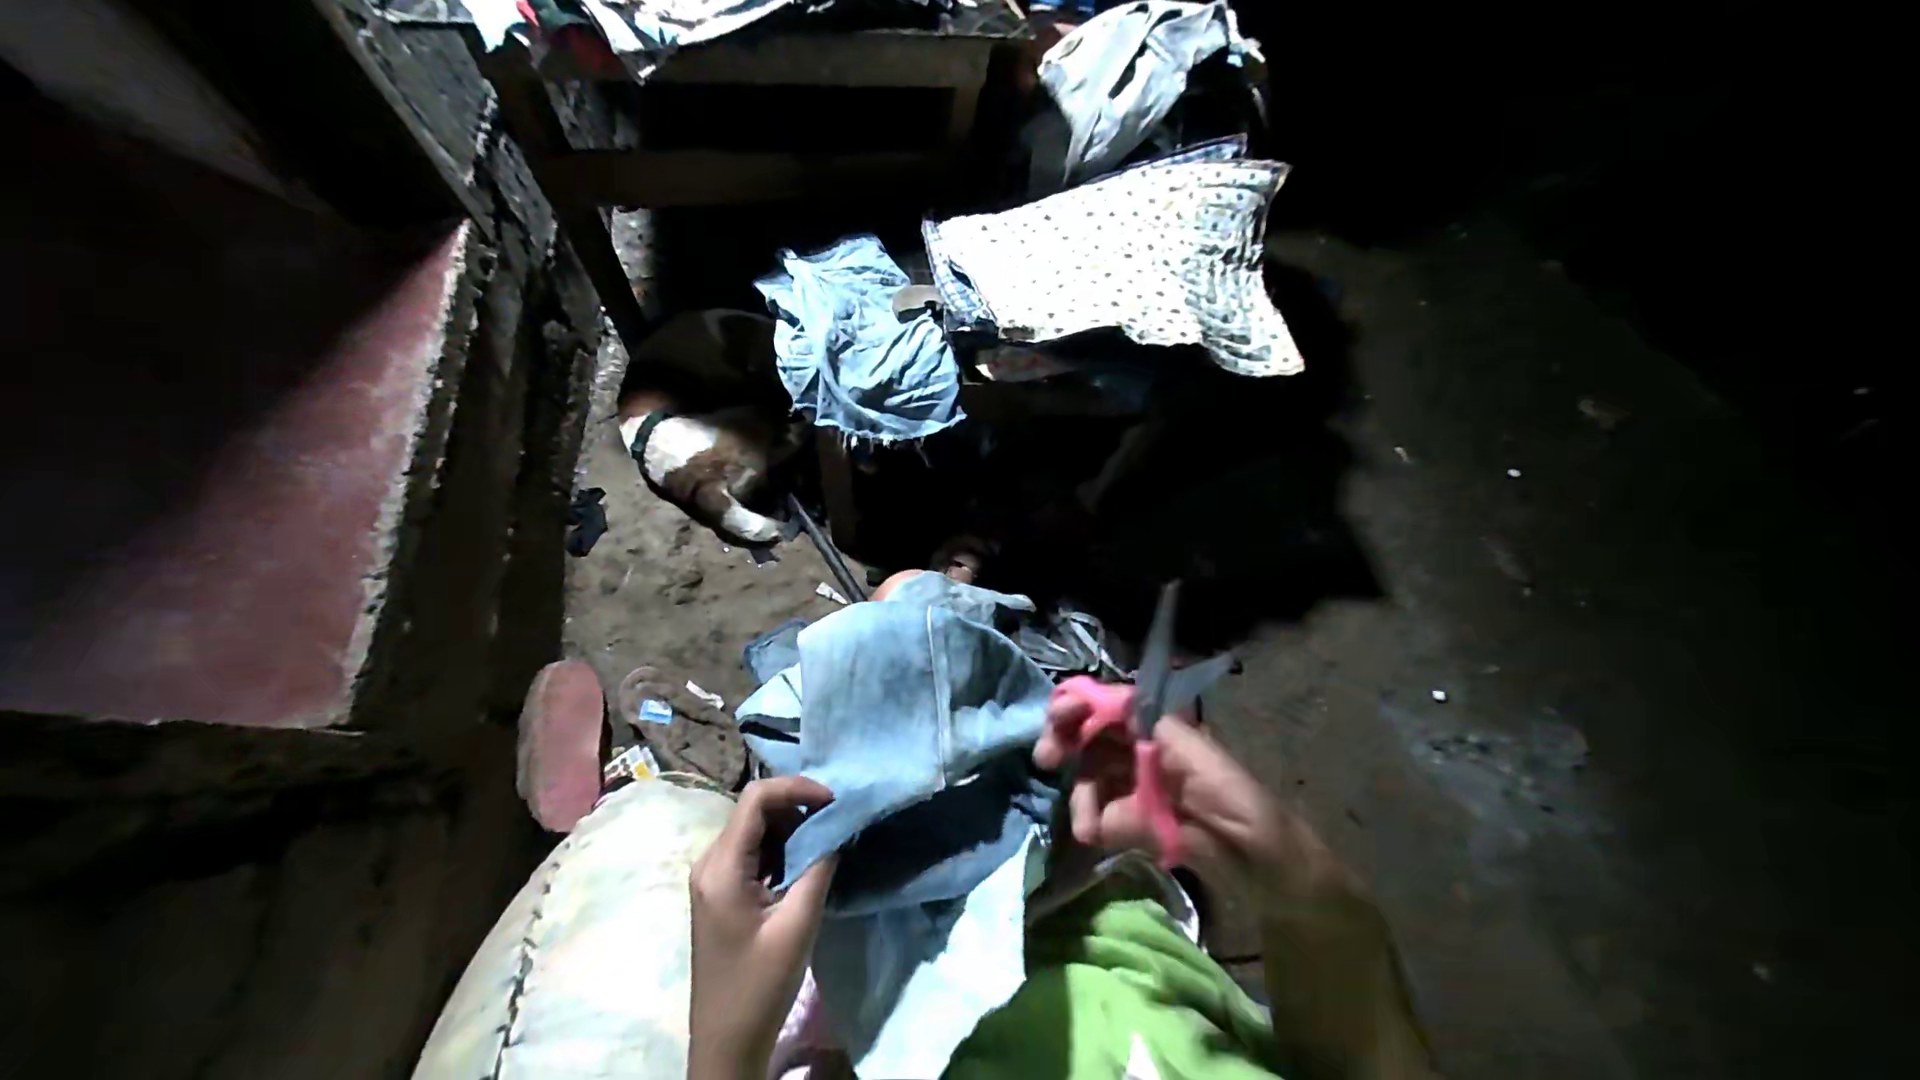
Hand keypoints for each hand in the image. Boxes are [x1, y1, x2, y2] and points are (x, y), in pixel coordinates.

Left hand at [689, 777, 837, 1079]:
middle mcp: (710, 861)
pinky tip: (804, 861)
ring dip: (791, 826)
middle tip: (834, 820)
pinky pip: (752, 848)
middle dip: (797, 806)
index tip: (832, 801)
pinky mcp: (721, 889)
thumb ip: (819, 866)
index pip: (756, 798)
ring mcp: (712, 875)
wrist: (726, 1041)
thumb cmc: (760, 985)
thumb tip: (837, 827)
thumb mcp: (798, 923)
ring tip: (824, 840)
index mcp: (721, 867)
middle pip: (755, 808)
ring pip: (755, 826)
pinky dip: (781, 845)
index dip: (796, 788)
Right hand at [1035, 699, 1336, 901]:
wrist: (1283, 880)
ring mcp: (1142, 786)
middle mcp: (1152, 753)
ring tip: (1084, 827)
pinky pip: (1102, 808)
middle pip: (1098, 730)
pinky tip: (1092, 835)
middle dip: (1068, 736)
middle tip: (1045, 757)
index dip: (1087, 703)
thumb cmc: (1262, 833)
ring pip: (1094, 771)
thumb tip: (1105, 809)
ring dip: (1080, 792)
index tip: (1059, 716)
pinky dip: (1091, 818)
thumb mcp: (1224, 800)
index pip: (1121, 705)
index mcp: (1173, 738)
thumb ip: (1165, 792)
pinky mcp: (1138, 817)